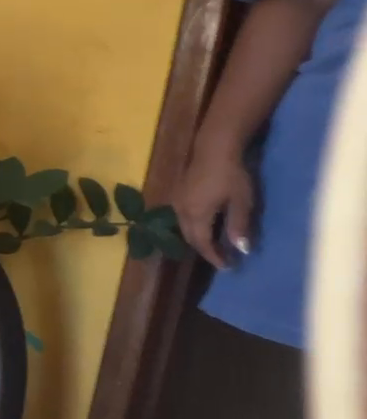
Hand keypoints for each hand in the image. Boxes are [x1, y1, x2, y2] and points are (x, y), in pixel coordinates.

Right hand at [175, 143, 256, 267]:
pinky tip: (204, 227)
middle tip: (222, 260)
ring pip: (183, 227)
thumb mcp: (242, 203)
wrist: (213, 151)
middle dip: (204, 250)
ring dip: (197, 239)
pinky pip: (182, 218)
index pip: (202, 242)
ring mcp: (177, 202)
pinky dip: (193, 228)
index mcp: (196, 214)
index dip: (214, 256)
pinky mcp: (178, 195)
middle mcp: (180, 211)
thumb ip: (239, 226)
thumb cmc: (231, 177)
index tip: (228, 268)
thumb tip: (243, 251)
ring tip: (213, 246)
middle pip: (189, 236)